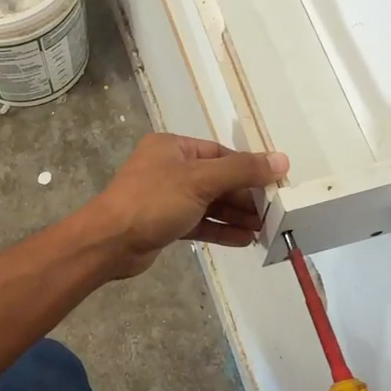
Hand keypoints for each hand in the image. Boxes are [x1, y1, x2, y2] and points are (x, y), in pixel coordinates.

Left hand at [81, 133, 288, 277]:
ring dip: (236, 216)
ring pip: (209, 204)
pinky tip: (245, 239)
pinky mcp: (165, 224)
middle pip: (217, 180)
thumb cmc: (153, 201)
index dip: (249, 169)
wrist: (109, 242)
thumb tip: (281, 160)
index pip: (221, 154)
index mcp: (173, 148)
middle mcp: (169, 169)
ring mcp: (166, 198)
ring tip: (266, 229)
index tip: (276, 185)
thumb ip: (242, 170)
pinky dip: (221, 230)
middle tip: (274, 213)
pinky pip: (200, 223)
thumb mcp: (200, 180)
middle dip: (245, 197)